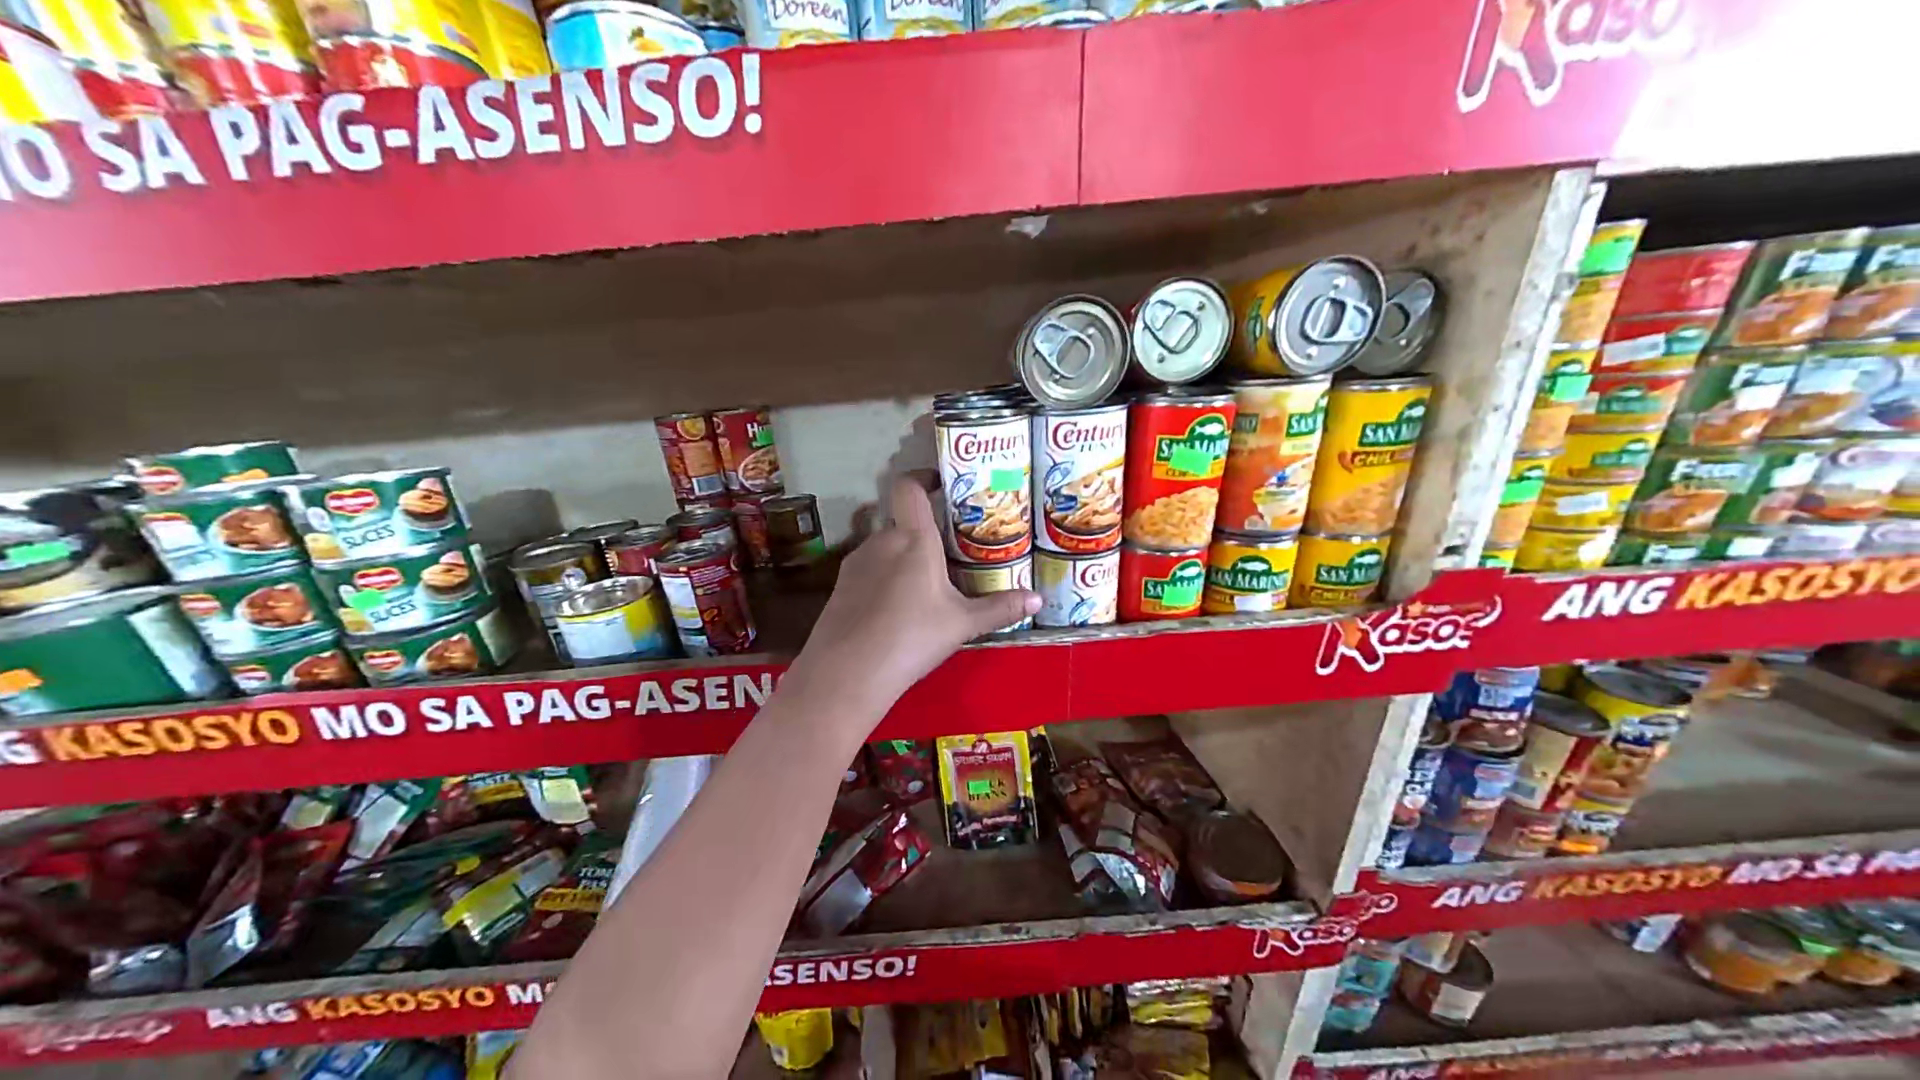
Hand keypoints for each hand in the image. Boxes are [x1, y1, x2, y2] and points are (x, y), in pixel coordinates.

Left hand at [790, 477, 1039, 720]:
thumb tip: (1038, 599)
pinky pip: (869, 570)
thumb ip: (1000, 608)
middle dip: (924, 533)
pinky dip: (884, 577)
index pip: (908, 487)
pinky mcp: (840, 586)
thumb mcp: (962, 625)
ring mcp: (856, 563)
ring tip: (925, 586)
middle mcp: (881, 541)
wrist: (848, 672)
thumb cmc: (912, 637)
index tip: (939, 482)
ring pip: (885, 548)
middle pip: (902, 522)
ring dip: (903, 557)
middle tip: (949, 553)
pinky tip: (896, 609)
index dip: (922, 476)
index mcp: (913, 539)